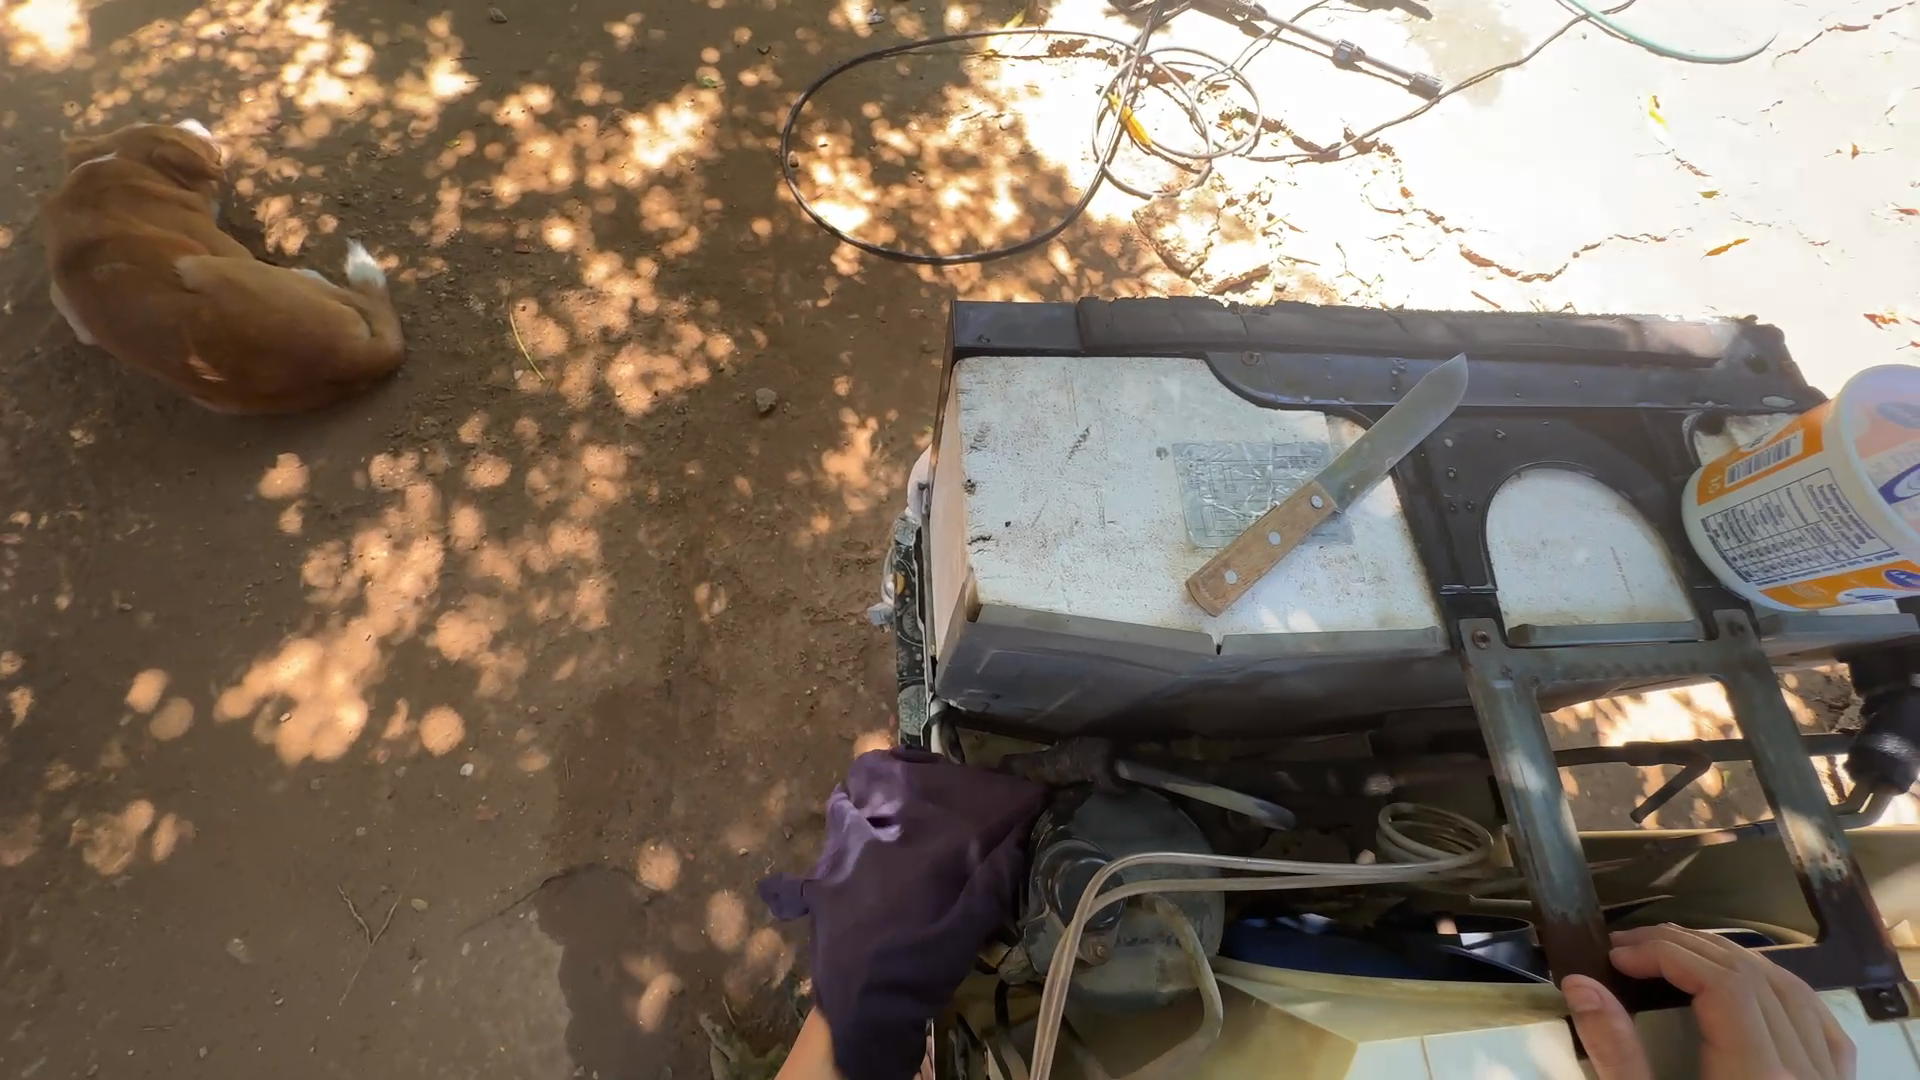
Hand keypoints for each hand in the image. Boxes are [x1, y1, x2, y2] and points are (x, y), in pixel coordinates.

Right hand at [1561, 924, 1854, 1079]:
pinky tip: (1735, 984)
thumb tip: (1580, 983)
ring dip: (1725, 957)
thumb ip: (1615, 1052)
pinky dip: (1772, 986)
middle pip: (1753, 977)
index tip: (1614, 958)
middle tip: (1626, 950)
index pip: (1723, 984)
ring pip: (1792, 992)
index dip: (1664, 953)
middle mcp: (1807, 1079)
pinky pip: (1818, 1023)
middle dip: (1683, 946)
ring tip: (1669, 955)